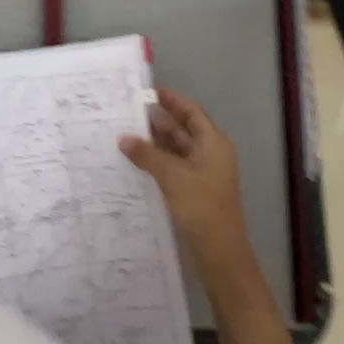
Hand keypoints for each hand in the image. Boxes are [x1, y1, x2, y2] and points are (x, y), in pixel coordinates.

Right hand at [118, 86, 246, 249]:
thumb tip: (123, 138)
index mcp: (213, 144)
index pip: (192, 113)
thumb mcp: (172, 176)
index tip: (150, 91)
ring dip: (156, 142)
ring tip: (128, 133)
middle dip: (159, 121)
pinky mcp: (195, 190)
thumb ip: (147, 155)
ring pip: (178, 149)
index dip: (172, 101)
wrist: (220, 252)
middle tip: (130, 113)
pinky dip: (158, 160)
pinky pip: (175, 166)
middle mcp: (210, 154)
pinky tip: (138, 161)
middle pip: (184, 130)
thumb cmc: (202, 206)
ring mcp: (204, 173)